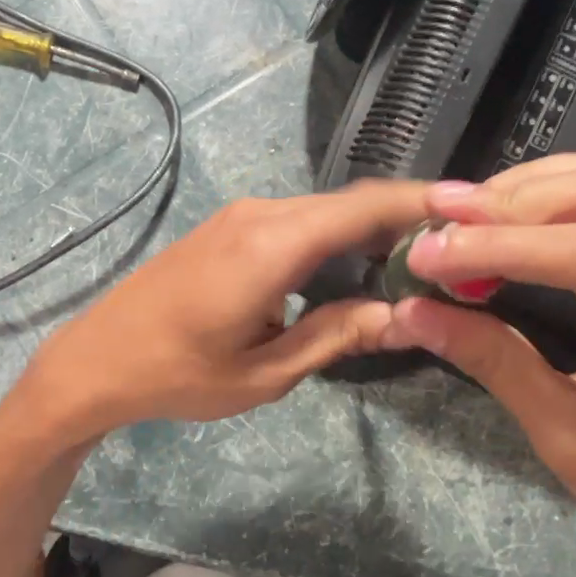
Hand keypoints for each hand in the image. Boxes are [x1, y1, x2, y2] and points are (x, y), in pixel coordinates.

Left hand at [16, 180, 430, 443]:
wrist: (98, 358)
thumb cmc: (180, 373)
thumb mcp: (266, 371)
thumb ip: (338, 335)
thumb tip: (404, 315)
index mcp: (273, 243)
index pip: (365, 207)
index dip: (423, 203)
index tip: (476, 208)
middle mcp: (259, 213)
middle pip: (348, 204)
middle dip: (404, 221)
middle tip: (459, 252)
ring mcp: (240, 215)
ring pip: (323, 212)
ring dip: (369, 231)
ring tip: (418, 264)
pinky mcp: (228, 227)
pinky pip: (296, 222)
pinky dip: (335, 236)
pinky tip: (355, 267)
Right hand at [380, 151, 575, 576]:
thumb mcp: (568, 437)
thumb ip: (495, 361)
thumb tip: (412, 311)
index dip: (499, 247)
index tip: (424, 255)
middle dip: (518, 199)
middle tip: (445, 222)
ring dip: (535, 187)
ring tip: (466, 215)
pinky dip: (559, 194)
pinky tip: (512, 210)